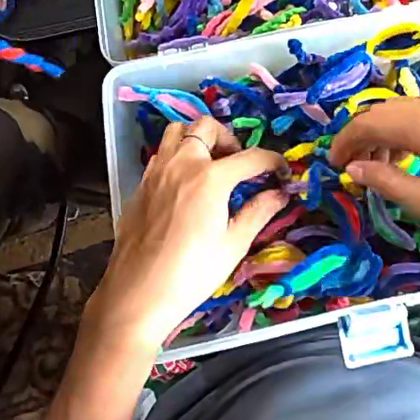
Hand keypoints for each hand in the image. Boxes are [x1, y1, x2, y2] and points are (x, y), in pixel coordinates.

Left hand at [93, 117, 289, 351]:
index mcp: (211, 177)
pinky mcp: (140, 185)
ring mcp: (156, 171)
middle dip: (229, 138)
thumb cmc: (191, 273)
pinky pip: (161, 154)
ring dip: (198, 139)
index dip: (273, 162)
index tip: (281, 173)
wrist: (138, 293)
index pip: (251, 157)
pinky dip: (177, 156)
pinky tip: (186, 183)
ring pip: (177, 132)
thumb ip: (258, 212)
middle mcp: (181, 164)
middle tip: (239, 163)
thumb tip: (279, 194)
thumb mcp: (233, 244)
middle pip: (207, 127)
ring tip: (211, 165)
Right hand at [328, 93, 419, 269]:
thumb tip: (354, 169)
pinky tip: (415, 159)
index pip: (368, 121)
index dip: (344, 141)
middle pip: (385, 111)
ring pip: (407, 111)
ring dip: (385, 134)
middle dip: (361, 137)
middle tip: (352, 170)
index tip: (332, 166)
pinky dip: (409, 132)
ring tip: (381, 168)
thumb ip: (389, 182)